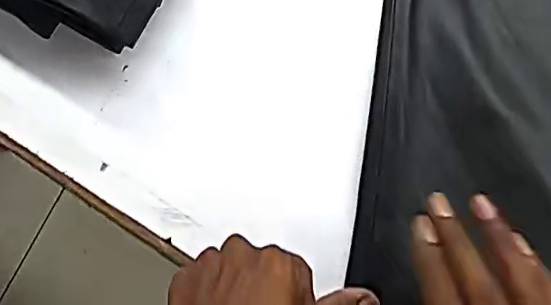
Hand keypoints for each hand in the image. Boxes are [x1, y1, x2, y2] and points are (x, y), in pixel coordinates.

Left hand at [170, 235, 375, 304]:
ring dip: (233, 288)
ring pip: (230, 268)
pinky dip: (205, 293)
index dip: (291, 298)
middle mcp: (245, 252)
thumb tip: (366, 298)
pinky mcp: (185, 277)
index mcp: (279, 262)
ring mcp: (212, 262)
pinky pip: (200, 277)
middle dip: (262, 288)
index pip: (295, 271)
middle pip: (261, 265)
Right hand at [411, 194, 550, 304]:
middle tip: (437, 198)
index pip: (442, 290)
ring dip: (496, 236)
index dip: (428, 254)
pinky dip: (535, 264)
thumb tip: (402, 287)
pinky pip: (550, 291)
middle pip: (476, 277)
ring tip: (480, 201)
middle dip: (454, 235)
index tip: (419, 220)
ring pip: (517, 276)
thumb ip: (432, 299)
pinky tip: (522, 241)